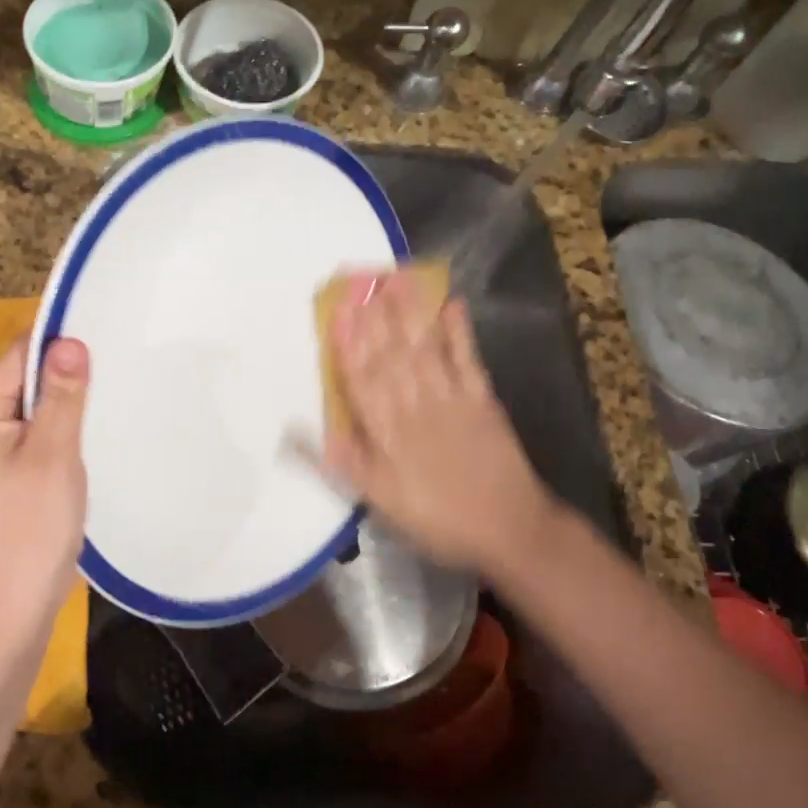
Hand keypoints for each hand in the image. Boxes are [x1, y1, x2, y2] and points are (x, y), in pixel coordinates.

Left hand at [0, 335, 89, 634]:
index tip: (105, 331)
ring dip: (70, 398)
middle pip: (27, 376)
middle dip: (68, 367)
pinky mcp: (15, 472)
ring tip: (117, 386)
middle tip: (120, 358)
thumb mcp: (51, 456)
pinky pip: (42, 432)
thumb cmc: (30, 528)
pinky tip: (98, 425)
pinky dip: (67, 425)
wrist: (11, 607)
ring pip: (38, 405)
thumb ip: (60, 397)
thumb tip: (69, 339)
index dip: (58, 339)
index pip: (20, 353)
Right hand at [325, 272, 556, 572]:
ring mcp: (452, 399)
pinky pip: (468, 361)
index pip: (361, 379)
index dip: (349, 343)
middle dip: (374, 315)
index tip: (338, 309)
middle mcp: (416, 405)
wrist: (511, 531)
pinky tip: (451, 303)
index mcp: (387, 431)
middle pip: (390, 355)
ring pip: (423, 349)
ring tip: (395, 277)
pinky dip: (459, 332)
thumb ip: (343, 460)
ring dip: (408, 312)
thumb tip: (296, 430)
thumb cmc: (436, 518)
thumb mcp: (379, 500)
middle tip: (361, 277)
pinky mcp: (483, 402)